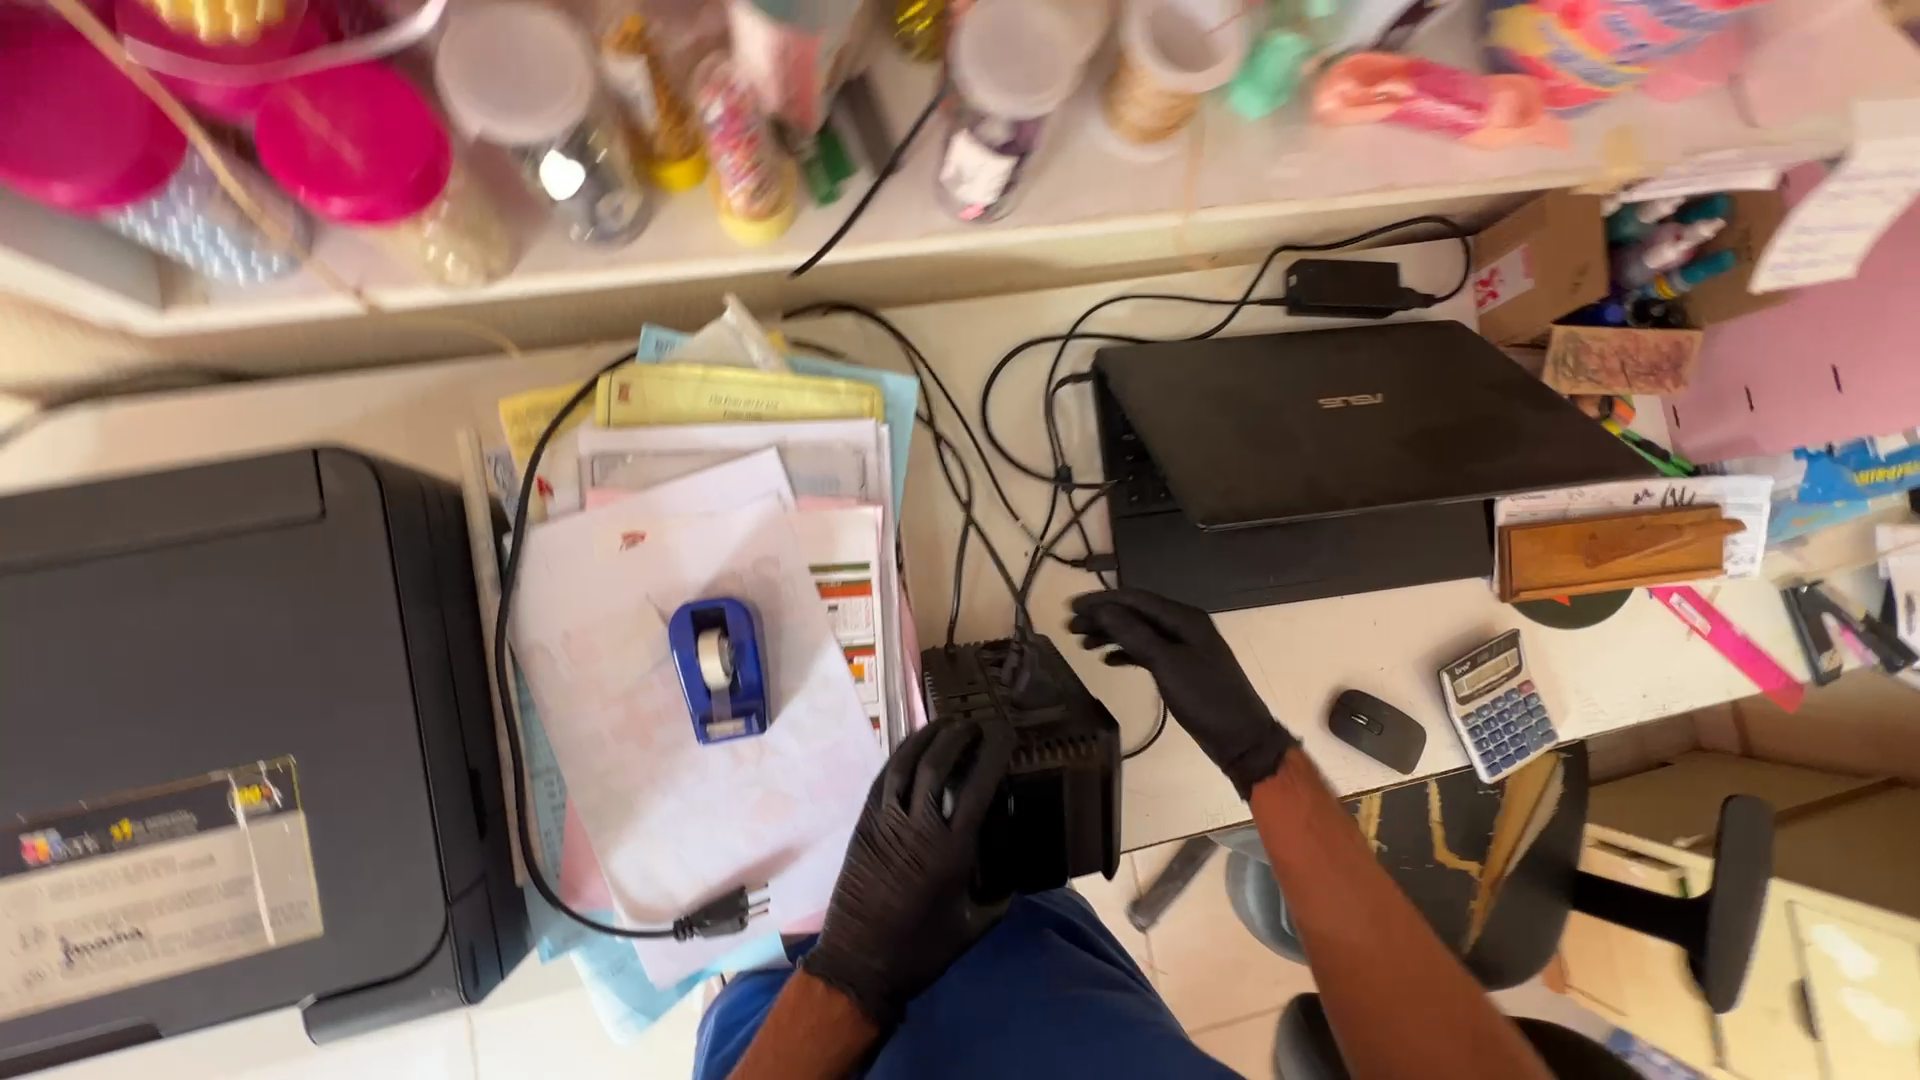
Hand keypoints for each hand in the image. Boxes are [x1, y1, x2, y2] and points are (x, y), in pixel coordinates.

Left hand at [801, 717, 1014, 1028]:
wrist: (862, 963)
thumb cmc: (924, 948)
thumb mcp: (979, 922)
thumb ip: (1002, 887)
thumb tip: (1015, 860)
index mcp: (952, 849)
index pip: (978, 784)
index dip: (993, 752)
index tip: (1005, 734)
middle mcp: (919, 825)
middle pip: (938, 762)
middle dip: (960, 736)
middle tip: (976, 724)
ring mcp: (886, 820)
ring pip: (907, 763)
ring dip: (928, 737)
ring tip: (947, 724)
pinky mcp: (864, 823)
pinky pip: (885, 778)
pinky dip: (901, 755)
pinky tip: (914, 746)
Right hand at [1069, 588, 1294, 796]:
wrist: (1240, 736)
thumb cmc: (1205, 697)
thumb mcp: (1166, 663)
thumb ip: (1134, 634)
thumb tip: (1103, 609)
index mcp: (1183, 618)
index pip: (1135, 598)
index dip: (1101, 600)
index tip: (1071, 607)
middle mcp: (1182, 626)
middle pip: (1135, 613)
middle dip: (1102, 617)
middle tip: (1070, 628)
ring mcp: (1182, 646)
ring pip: (1138, 632)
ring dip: (1110, 635)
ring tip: (1082, 643)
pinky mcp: (1180, 667)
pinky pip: (1146, 651)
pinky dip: (1125, 652)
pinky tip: (1107, 660)